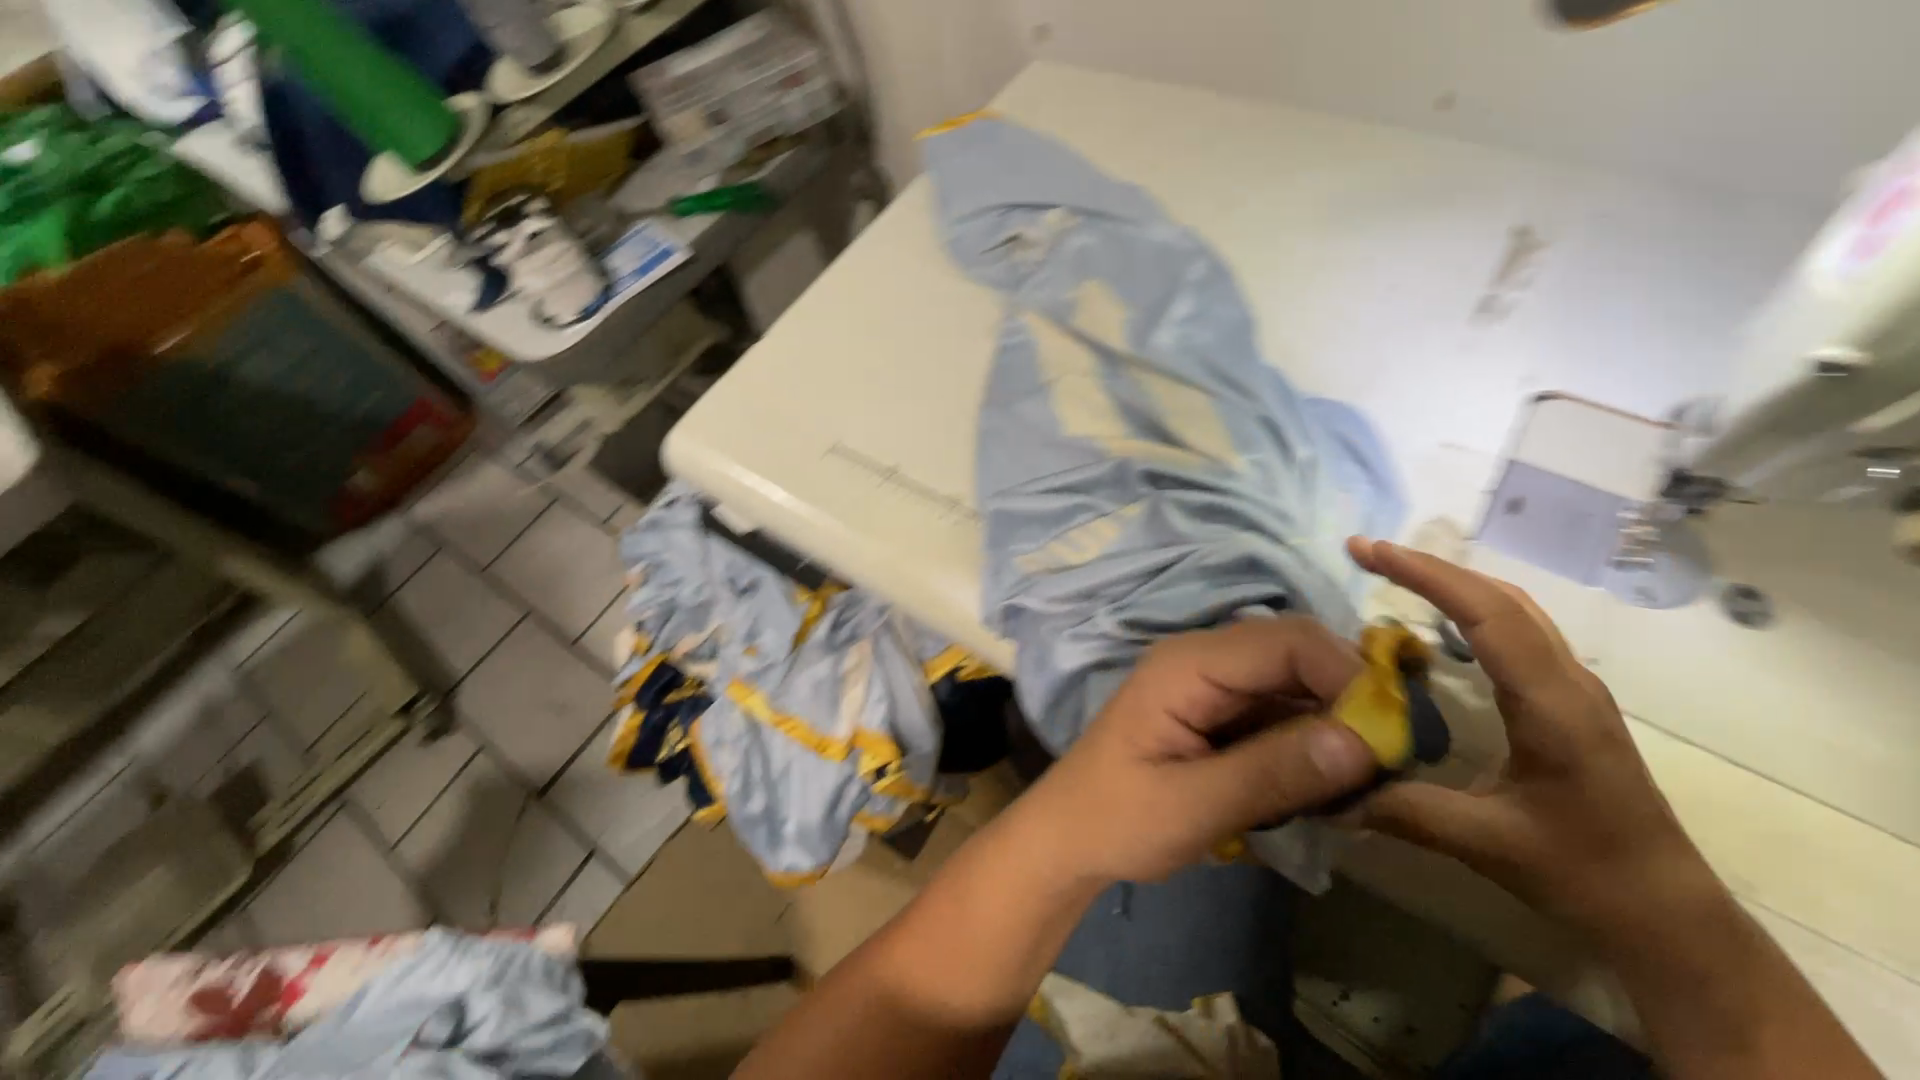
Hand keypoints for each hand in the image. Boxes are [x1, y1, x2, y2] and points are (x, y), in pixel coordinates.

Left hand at [1009, 617, 1379, 885]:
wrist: (1067, 842)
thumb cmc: (1115, 820)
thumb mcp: (1192, 805)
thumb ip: (1273, 772)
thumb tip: (1363, 743)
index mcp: (1189, 665)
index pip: (1287, 640)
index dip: (1348, 675)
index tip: (1390, 737)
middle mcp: (1206, 663)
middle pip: (1299, 657)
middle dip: (1350, 703)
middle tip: (1387, 766)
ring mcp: (1215, 690)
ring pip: (1298, 689)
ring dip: (1336, 731)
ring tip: (1364, 787)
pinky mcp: (1223, 720)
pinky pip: (1284, 718)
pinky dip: (1313, 749)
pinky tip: (1331, 791)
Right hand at [1345, 537, 1729, 947]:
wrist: (1666, 910)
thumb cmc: (1584, 873)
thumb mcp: (1485, 844)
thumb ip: (1403, 811)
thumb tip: (1327, 793)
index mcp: (1552, 705)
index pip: (1486, 615)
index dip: (1425, 576)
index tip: (1368, 552)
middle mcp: (1569, 682)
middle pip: (1501, 598)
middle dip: (1431, 566)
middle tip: (1367, 553)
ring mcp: (1575, 690)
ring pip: (1514, 610)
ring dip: (1454, 583)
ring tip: (1394, 575)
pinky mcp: (1570, 703)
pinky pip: (1519, 633)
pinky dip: (1471, 610)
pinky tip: (1440, 627)